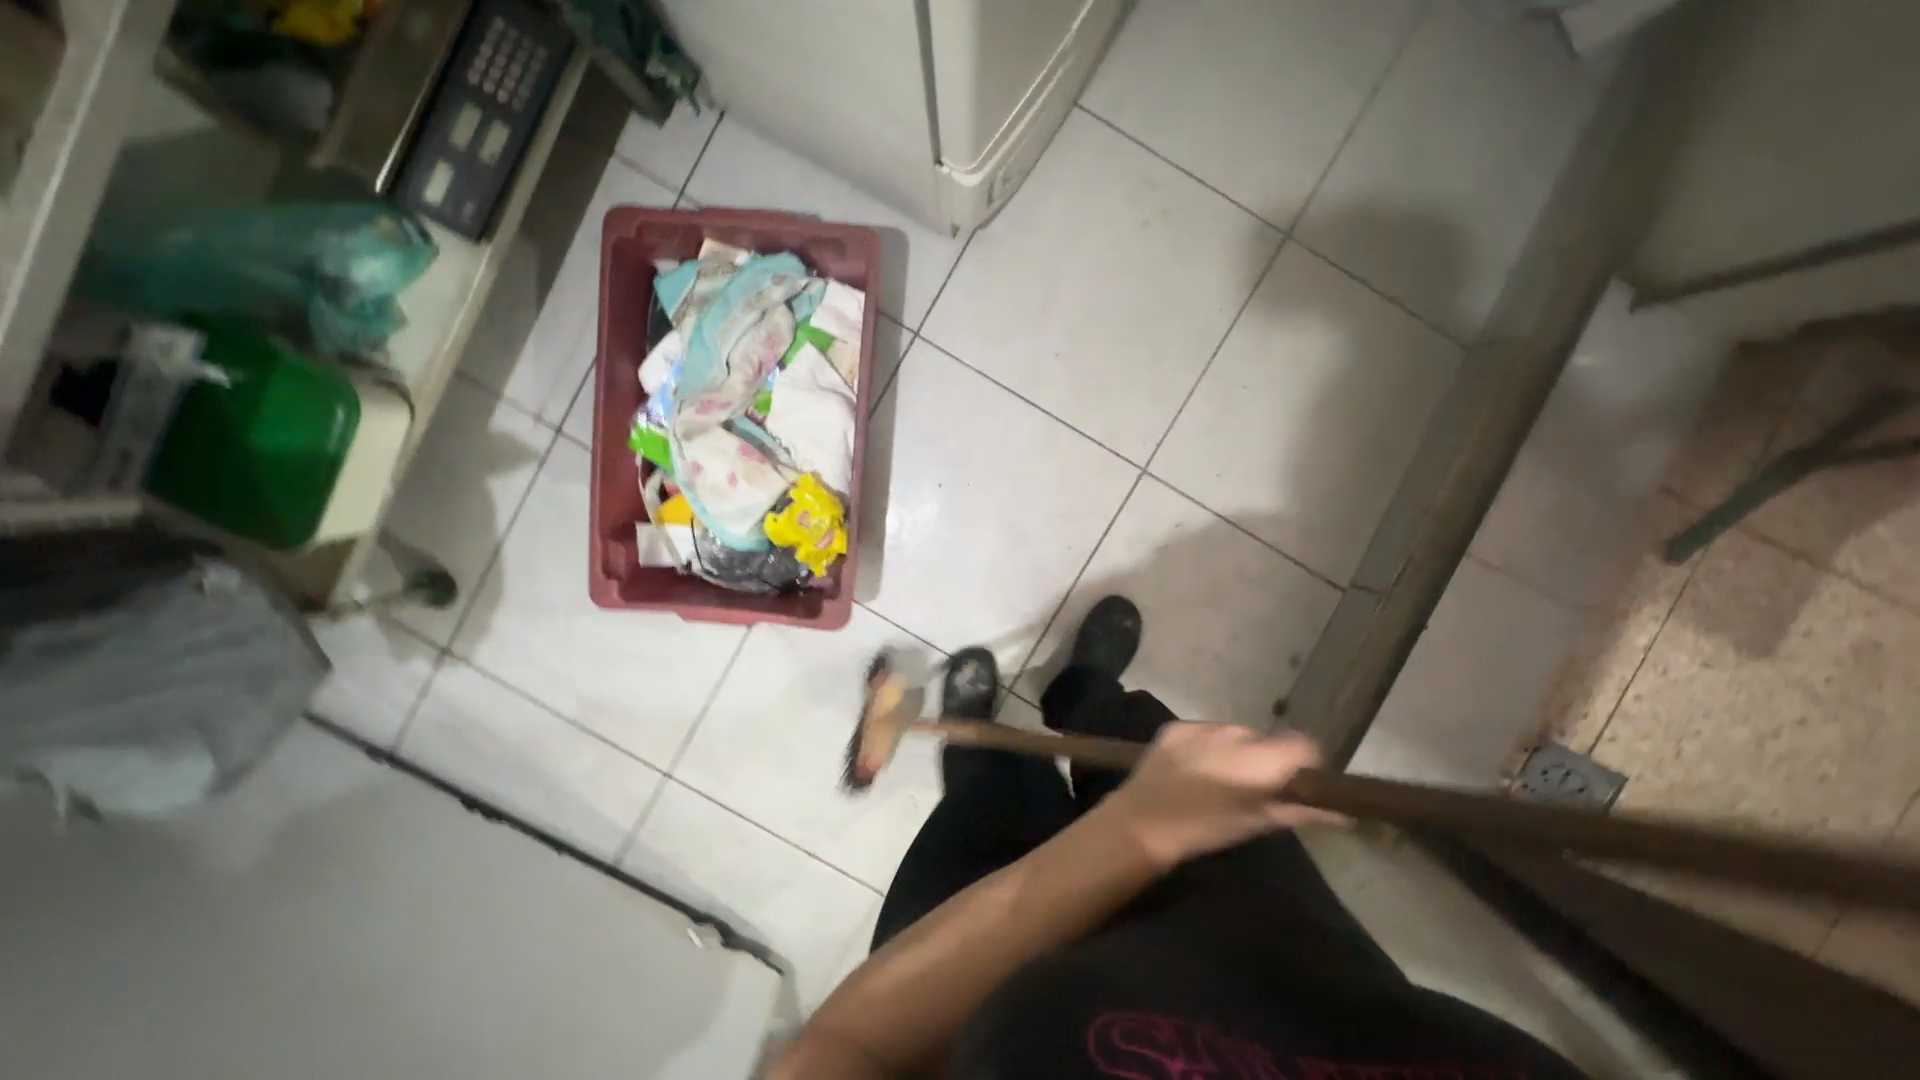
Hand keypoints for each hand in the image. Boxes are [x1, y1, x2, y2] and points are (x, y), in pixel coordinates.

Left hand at [1099, 722, 1330, 870]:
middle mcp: (1236, 733)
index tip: (1297, 782)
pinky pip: (1204, 731)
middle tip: (1253, 787)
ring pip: (1235, 733)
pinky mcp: (1177, 726)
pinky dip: (1206, 746)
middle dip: (1266, 759)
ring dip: (1235, 751)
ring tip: (1218, 779)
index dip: (1305, 763)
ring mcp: (1203, 726)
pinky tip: (1192, 768)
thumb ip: (1302, 812)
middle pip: (1267, 739)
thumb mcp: (1258, 824)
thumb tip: (1343, 813)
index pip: (1304, 744)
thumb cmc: (1208, 829)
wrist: (1144, 822)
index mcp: (1261, 759)